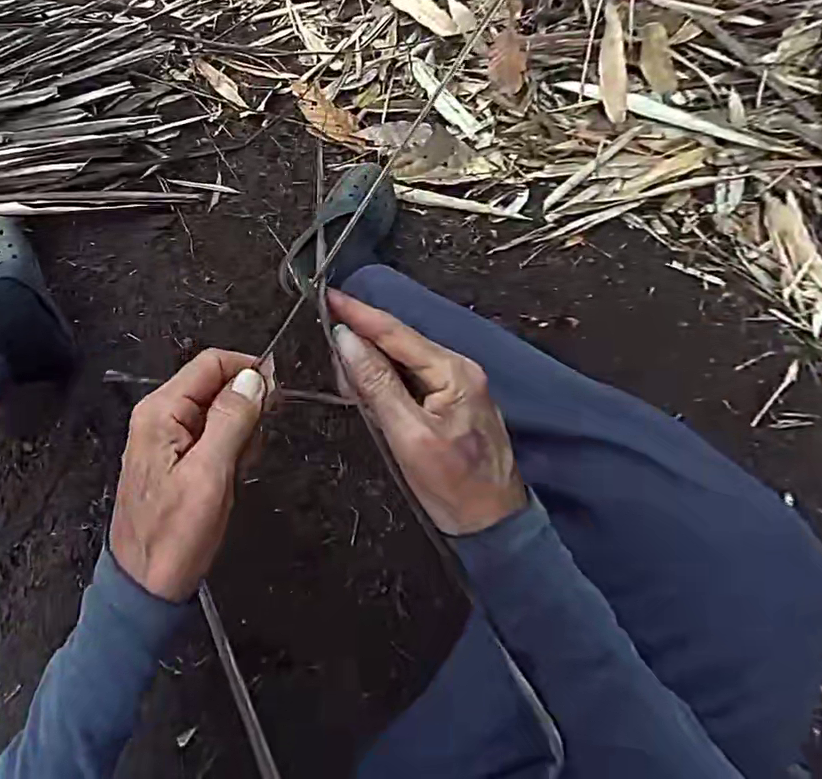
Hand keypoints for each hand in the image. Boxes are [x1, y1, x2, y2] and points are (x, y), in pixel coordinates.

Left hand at [110, 349, 270, 601]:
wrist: (145, 587)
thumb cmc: (172, 537)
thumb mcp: (209, 475)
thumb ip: (231, 420)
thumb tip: (253, 378)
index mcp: (160, 411)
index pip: (209, 363)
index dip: (247, 369)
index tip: (277, 391)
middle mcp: (159, 416)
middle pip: (214, 385)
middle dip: (244, 408)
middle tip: (253, 445)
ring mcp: (166, 437)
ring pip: (218, 412)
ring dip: (239, 433)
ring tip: (237, 470)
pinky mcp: (174, 457)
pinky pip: (211, 437)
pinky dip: (229, 451)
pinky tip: (229, 478)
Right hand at [326, 289, 525, 534]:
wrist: (494, 527)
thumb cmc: (453, 485)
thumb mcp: (408, 434)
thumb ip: (376, 383)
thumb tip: (345, 340)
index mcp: (453, 371)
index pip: (395, 332)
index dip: (358, 312)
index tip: (327, 294)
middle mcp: (457, 368)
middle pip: (397, 341)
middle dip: (359, 340)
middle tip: (327, 349)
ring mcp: (456, 382)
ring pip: (400, 358)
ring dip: (368, 362)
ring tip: (344, 377)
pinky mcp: (450, 398)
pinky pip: (408, 375)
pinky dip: (382, 379)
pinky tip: (365, 390)